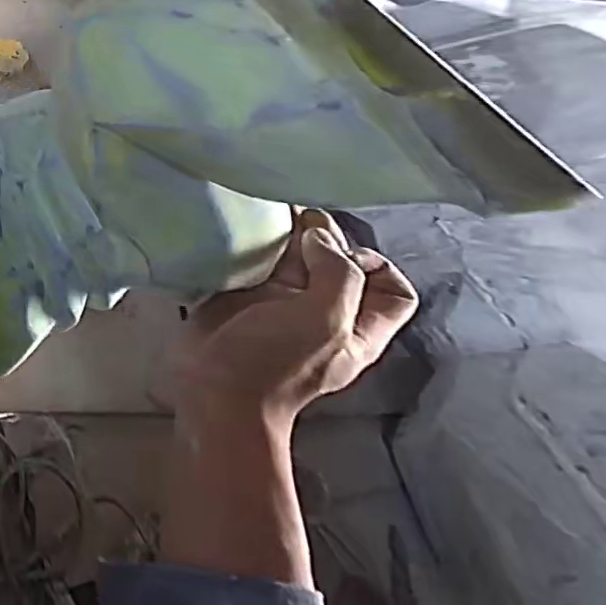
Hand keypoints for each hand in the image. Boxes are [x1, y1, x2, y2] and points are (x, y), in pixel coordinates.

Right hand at [171, 209, 417, 422]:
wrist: (216, 388)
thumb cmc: (276, 364)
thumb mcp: (324, 323)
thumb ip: (336, 277)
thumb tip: (320, 236)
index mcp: (356, 325)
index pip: (389, 287)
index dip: (372, 262)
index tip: (335, 248)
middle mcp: (319, 312)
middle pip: (334, 265)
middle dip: (319, 238)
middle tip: (292, 217)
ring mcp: (275, 305)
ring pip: (288, 261)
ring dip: (277, 238)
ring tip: (261, 216)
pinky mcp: (236, 299)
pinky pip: (247, 266)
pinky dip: (243, 248)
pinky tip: (233, 236)